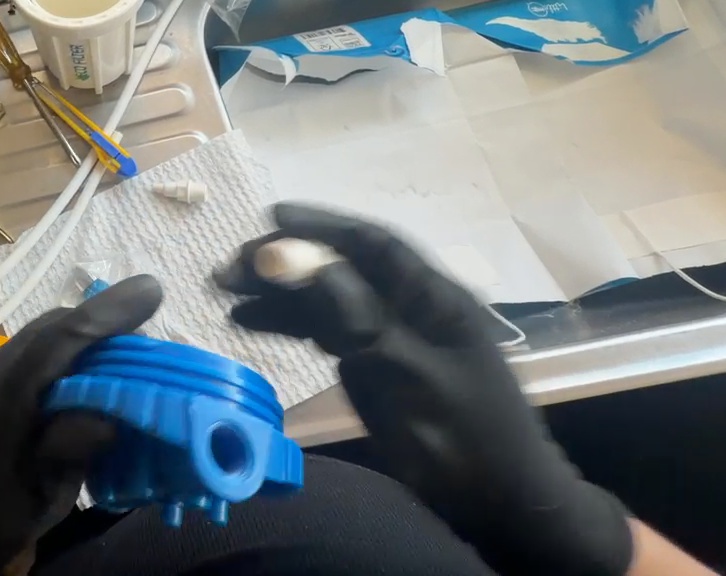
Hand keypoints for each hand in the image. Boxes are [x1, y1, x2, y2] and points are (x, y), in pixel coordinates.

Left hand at [0, 276, 162, 575]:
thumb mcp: (41, 492)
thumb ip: (69, 451)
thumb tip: (109, 419)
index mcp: (6, 396)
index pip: (58, 339)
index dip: (106, 314)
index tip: (152, 290)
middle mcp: (0, 370)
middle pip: (57, 325)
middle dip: (106, 316)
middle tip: (152, 318)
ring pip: (52, 329)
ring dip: (93, 327)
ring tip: (135, 336)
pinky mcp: (5, 375)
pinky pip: (46, 344)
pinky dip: (79, 342)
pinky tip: (103, 357)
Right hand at [222, 205, 632, 575]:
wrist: (501, 508)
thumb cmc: (464, 438)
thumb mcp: (409, 373)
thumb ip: (355, 314)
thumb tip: (302, 260)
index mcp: (430, 297)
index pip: (371, 243)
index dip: (320, 224)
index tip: (271, 217)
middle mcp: (404, 305)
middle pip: (336, 267)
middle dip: (282, 261)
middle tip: (230, 267)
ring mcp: (386, 333)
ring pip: (322, 297)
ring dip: (274, 291)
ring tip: (224, 288)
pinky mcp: (372, 361)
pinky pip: (321, 329)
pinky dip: (284, 322)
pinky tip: (247, 320)